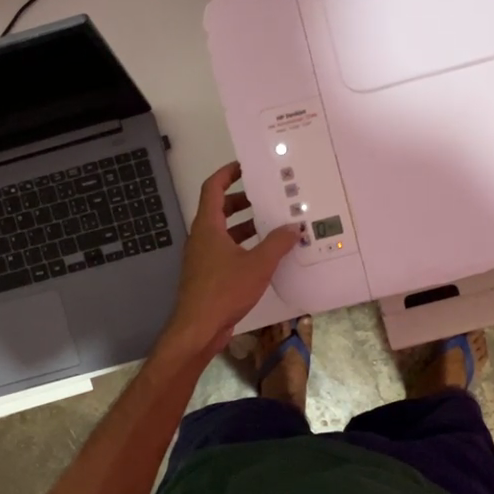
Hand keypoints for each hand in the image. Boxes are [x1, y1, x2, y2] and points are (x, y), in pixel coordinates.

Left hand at [163, 162, 299, 355]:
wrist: (199, 328)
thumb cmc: (225, 290)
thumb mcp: (258, 264)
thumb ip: (277, 243)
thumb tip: (293, 227)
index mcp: (208, 226)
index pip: (212, 188)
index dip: (227, 173)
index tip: (244, 166)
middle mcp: (202, 238)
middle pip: (219, 209)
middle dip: (241, 201)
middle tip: (265, 198)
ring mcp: (203, 258)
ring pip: (223, 232)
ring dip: (244, 226)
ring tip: (271, 225)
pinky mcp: (208, 276)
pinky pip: (226, 251)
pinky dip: (243, 247)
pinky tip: (263, 256)